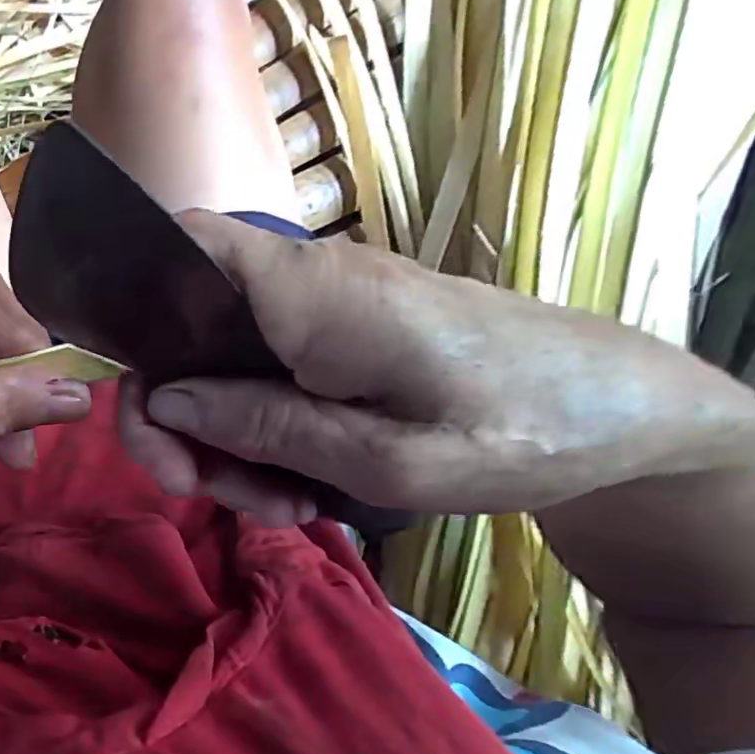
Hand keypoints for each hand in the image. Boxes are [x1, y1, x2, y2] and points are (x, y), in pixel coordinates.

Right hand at [120, 211, 754, 521]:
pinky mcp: (337, 342)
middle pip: (188, 332)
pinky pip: (268, 384)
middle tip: (206, 494)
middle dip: (178, 419)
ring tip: (284, 509)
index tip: (138, 403)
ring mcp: (319, 315)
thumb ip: (268, 425)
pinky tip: (303, 492)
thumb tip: (165, 400)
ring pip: (224, 370)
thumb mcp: (385, 461)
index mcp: (310, 292)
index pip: (183, 245)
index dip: (131, 301)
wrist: (624, 416)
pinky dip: (266, 441)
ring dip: (229, 446)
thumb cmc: (519, 434)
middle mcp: (304, 285)